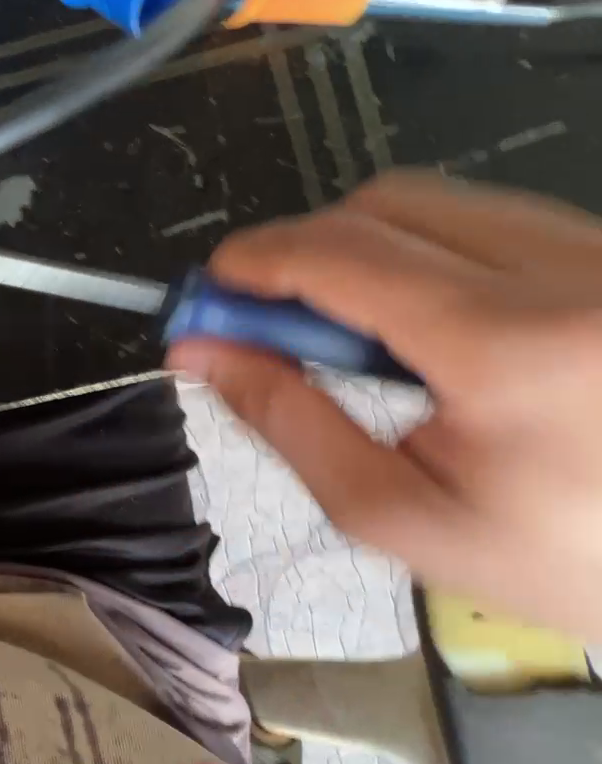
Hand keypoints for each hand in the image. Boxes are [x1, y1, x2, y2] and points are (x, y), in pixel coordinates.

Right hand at [167, 171, 601, 638]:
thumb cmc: (566, 557)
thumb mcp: (389, 508)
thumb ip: (283, 417)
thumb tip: (200, 352)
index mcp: (515, 348)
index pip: (343, 255)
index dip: (251, 260)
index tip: (205, 291)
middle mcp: (583, 279)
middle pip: (390, 206)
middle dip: (300, 252)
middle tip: (262, 321)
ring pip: (445, 208)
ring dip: (362, 259)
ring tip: (351, 342)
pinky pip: (499, 229)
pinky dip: (425, 265)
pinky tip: (420, 335)